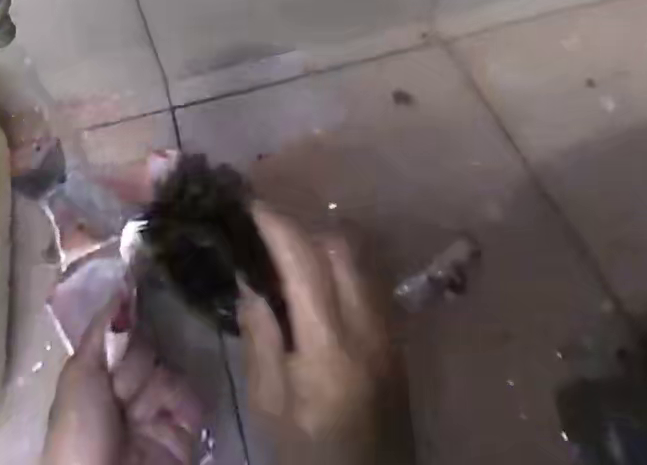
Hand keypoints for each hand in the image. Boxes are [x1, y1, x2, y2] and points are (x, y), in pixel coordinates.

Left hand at [44, 302, 205, 464]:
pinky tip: (168, 420)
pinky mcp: (181, 430)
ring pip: (166, 370)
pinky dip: (180, 404)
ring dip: (153, 390)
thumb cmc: (79, 429)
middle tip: (119, 392)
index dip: (124, 326)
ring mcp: (154, 409)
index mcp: (98, 373)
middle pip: (146, 348)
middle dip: (134, 365)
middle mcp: (126, 388)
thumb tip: (121, 285)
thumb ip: (100, 327)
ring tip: (138, 417)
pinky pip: (190, 396)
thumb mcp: (79, 373)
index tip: (131, 305)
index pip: (121, 332)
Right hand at [239, 204, 410, 464]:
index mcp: (329, 346)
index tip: (250, 205)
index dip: (276, 225)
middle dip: (301, 228)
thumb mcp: (268, 402)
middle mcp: (367, 327)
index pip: (304, 262)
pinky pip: (368, 280)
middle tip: (267, 232)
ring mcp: (389, 331)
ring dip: (322, 243)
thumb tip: (248, 276)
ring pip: (359, 260)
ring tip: (290, 251)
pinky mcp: (397, 339)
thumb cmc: (308, 451)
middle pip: (339, 248)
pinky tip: (318, 279)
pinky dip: (340, 265)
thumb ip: (260, 334)